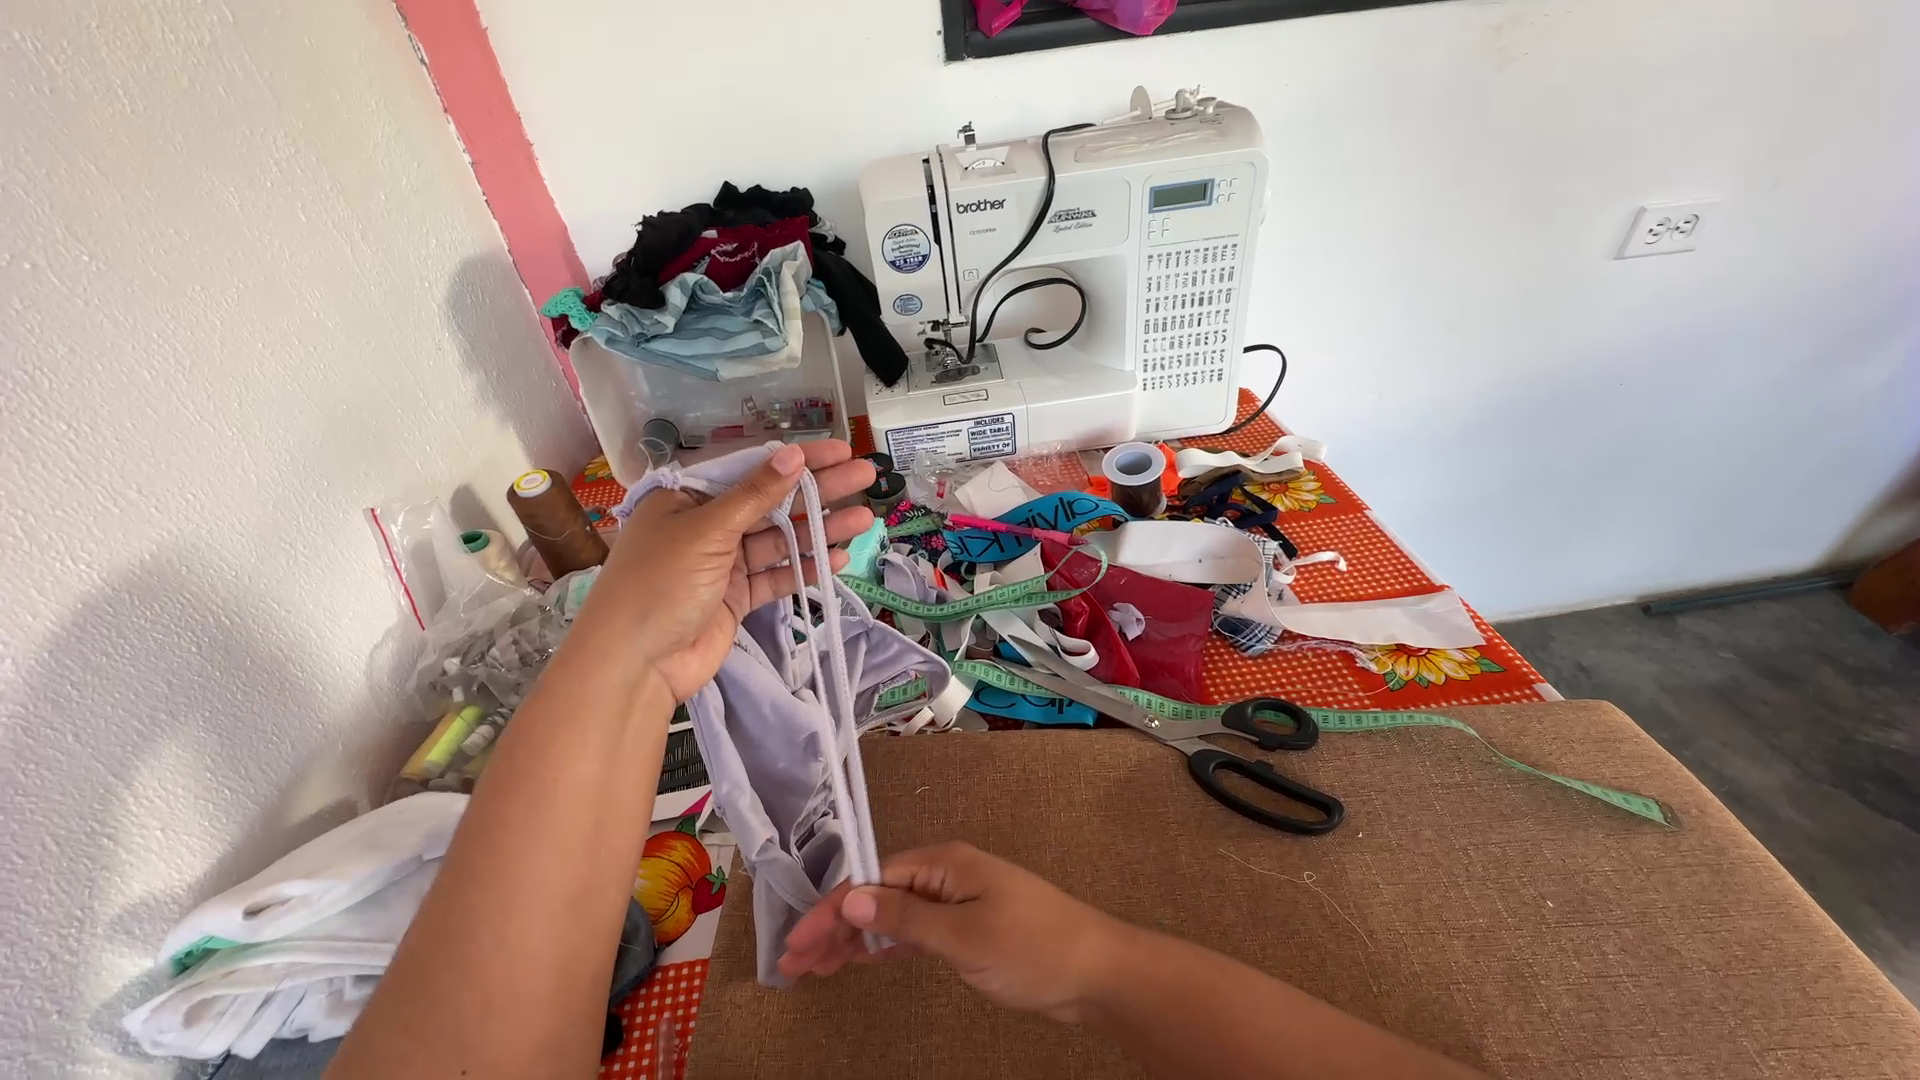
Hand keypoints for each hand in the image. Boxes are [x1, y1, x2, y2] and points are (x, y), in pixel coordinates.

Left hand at [569, 440, 876, 700]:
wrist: (635, 664)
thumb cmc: (660, 584)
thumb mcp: (707, 530)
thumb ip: (755, 494)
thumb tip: (794, 454)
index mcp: (688, 498)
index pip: (751, 469)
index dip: (797, 459)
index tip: (840, 451)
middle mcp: (707, 526)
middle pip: (772, 502)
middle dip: (819, 490)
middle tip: (865, 477)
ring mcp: (724, 564)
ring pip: (781, 540)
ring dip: (821, 530)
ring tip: (865, 519)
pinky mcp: (737, 598)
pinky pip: (778, 576)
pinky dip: (806, 567)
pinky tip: (838, 557)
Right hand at [777, 842, 1130, 1022]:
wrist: (1095, 971)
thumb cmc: (1031, 946)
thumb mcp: (963, 934)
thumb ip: (904, 917)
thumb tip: (850, 895)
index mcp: (943, 863)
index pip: (872, 879)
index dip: (832, 909)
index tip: (798, 944)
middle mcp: (945, 875)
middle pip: (877, 894)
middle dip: (835, 925)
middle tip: (795, 964)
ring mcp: (956, 901)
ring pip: (892, 914)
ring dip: (855, 937)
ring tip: (817, 967)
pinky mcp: (967, 928)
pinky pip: (913, 931)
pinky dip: (885, 945)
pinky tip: (862, 959)